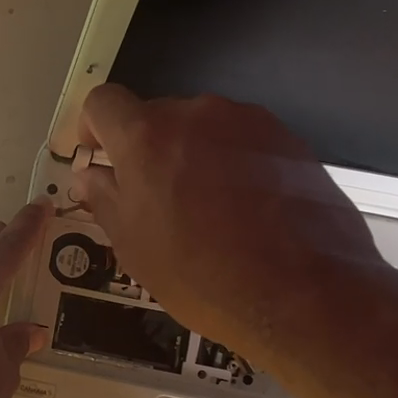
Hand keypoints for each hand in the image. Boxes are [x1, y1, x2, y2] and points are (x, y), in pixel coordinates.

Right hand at [71, 84, 392, 362]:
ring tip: (205, 210)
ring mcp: (248, 122)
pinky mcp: (288, 140)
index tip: (100, 157)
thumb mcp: (133, 245)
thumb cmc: (200, 274)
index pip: (103, 102)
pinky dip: (231, 165)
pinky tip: (244, 211)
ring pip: (201, 129)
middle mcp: (197, 113)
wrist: (305, 295)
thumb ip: (105, 198)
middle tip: (153, 199)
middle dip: (146, 149)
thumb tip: (92, 175)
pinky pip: (241, 143)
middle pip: (155, 116)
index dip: (93, 127)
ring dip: (191, 157)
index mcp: (146, 135)